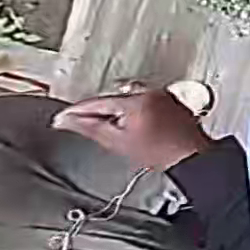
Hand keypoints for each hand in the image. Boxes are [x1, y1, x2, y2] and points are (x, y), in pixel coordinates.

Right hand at [52, 88, 210, 169]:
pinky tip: (129, 124)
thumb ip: (88, 127)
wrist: (188, 156)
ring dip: (114, 110)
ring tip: (106, 127)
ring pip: (129, 98)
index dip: (75, 111)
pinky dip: (132, 110)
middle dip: (96, 110)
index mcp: (137, 100)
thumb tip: (65, 119)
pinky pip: (145, 101)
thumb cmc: (158, 151)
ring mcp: (165, 97)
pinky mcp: (172, 102)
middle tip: (81, 123)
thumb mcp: (115, 141)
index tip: (61, 118)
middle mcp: (153, 93)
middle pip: (114, 98)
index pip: (97, 102)